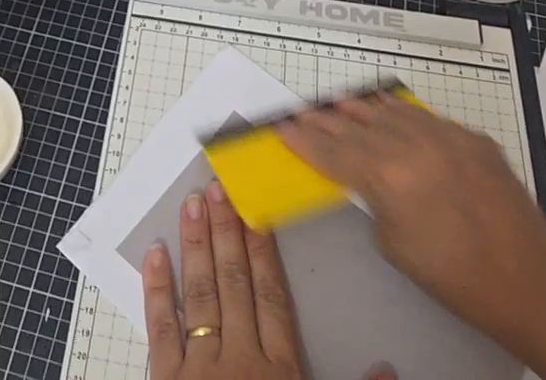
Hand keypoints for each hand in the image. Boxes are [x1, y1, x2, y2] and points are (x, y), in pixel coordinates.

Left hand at [141, 181, 398, 379]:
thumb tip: (390, 369)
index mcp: (278, 370)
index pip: (272, 295)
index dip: (263, 249)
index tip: (255, 209)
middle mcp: (238, 358)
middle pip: (234, 282)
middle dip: (227, 231)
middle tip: (218, 185)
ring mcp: (198, 367)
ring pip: (199, 293)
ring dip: (195, 245)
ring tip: (192, 203)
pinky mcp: (165, 379)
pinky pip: (160, 327)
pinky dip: (156, 288)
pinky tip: (155, 252)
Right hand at [276, 91, 545, 341]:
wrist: (528, 279)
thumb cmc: (452, 275)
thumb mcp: (393, 243)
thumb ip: (373, 198)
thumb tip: (366, 178)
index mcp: (386, 176)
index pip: (333, 151)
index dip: (304, 141)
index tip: (283, 128)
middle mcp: (412, 144)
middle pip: (356, 126)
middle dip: (326, 120)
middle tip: (301, 110)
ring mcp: (444, 135)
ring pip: (391, 112)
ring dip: (361, 109)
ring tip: (338, 102)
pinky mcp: (471, 137)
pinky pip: (425, 118)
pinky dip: (401, 114)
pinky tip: (389, 110)